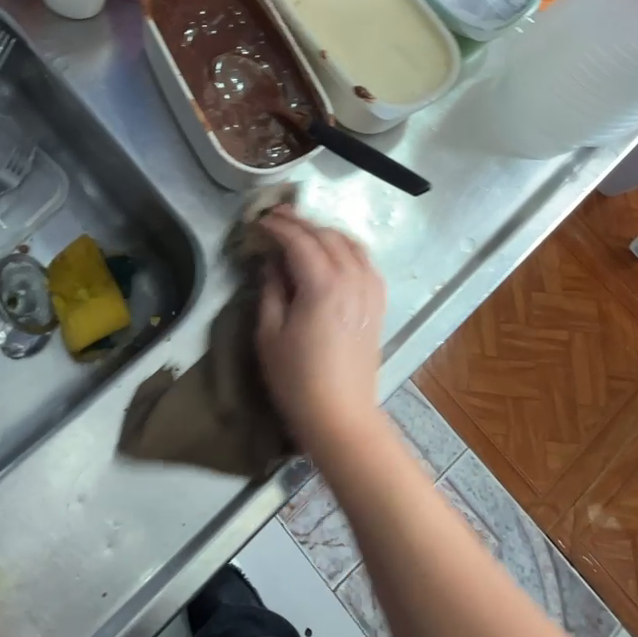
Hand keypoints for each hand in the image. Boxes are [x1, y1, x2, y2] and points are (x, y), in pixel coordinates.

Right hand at [253, 207, 386, 452]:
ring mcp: (370, 290)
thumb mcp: (269, 334)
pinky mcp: (378, 303)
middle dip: (300, 222)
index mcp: (323, 286)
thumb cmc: (297, 380)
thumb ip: (270, 290)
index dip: (278, 226)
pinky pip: (365, 261)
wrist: (341, 417)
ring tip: (301, 232)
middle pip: (326, 235)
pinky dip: (347, 247)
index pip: (300, 240)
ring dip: (324, 231)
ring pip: (349, 243)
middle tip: (275, 219)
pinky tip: (332, 253)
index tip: (259, 221)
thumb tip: (271, 262)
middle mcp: (351, 280)